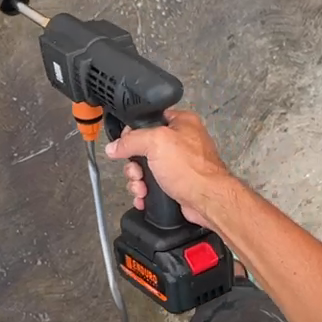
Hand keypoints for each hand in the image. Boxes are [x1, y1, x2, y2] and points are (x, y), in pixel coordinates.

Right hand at [105, 108, 243, 230]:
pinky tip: (144, 197)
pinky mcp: (176, 183)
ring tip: (142, 187)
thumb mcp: (156, 143)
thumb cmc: (192, 169)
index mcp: (181, 123)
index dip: (133, 134)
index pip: (148, 121)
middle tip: (137, 172)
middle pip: (143, 148)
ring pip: (146, 169)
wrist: (206, 200)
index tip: (126, 145)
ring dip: (138, 181)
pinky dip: (145, 192)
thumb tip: (115, 146)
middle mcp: (181, 141)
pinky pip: (152, 185)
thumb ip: (131, 141)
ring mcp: (179, 164)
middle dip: (134, 165)